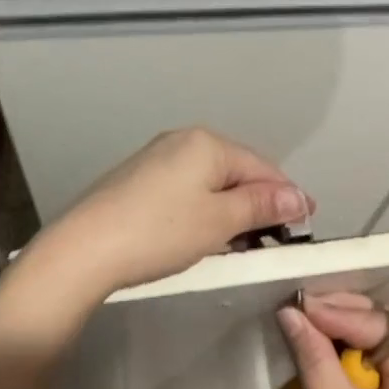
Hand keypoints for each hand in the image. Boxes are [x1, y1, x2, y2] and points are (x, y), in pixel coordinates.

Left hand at [35, 127, 313, 297]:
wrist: (84, 248)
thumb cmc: (160, 232)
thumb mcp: (220, 221)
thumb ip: (261, 206)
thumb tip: (298, 197)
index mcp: (207, 142)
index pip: (262, 166)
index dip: (286, 196)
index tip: (305, 225)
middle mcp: (183, 140)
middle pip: (236, 170)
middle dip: (258, 203)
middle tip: (273, 241)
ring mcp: (157, 158)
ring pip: (210, 182)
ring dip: (230, 210)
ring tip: (241, 244)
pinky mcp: (137, 180)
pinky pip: (186, 189)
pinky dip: (203, 210)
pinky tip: (201, 236)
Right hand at [276, 293, 388, 388]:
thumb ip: (314, 358)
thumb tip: (290, 310)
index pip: (388, 330)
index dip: (347, 315)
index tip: (307, 306)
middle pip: (379, 331)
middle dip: (341, 315)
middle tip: (303, 307)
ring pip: (365, 344)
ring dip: (334, 328)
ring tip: (302, 317)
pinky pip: (353, 363)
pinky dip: (331, 348)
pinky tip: (309, 339)